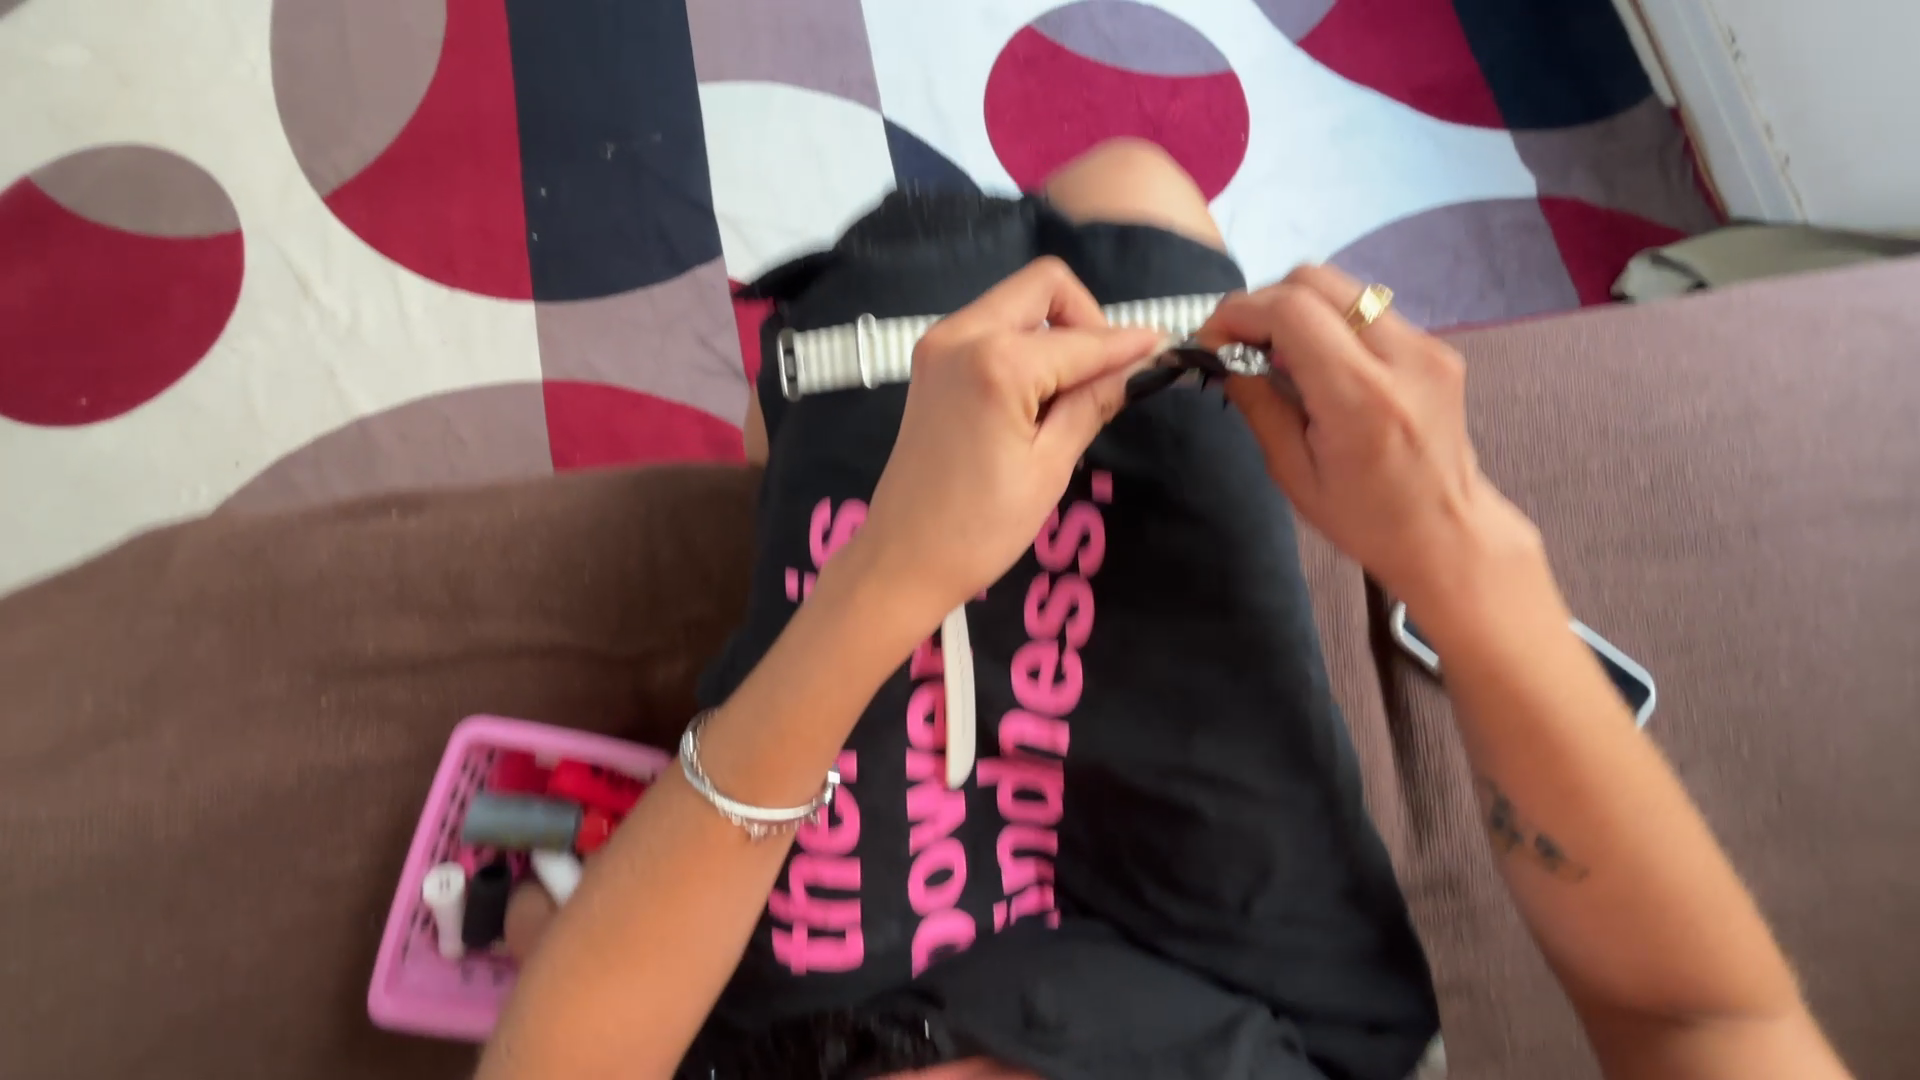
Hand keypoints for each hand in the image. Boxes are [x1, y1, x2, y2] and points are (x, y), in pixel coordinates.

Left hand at [851, 258, 1161, 623]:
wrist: (903, 559)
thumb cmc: (980, 528)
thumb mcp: (1049, 466)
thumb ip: (1094, 402)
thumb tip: (1142, 364)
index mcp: (996, 362)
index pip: (1082, 340)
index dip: (1128, 346)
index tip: (1165, 351)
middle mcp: (961, 335)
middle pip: (1043, 287)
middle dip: (1086, 320)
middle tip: (1106, 374)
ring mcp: (938, 346)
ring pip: (1015, 304)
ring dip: (1054, 332)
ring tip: (1073, 393)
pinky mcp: (930, 364)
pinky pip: (990, 330)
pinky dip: (1023, 346)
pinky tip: (1038, 395)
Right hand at [1201, 264, 1541, 616]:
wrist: (1445, 531)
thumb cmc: (1360, 517)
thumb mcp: (1291, 470)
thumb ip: (1258, 403)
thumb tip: (1222, 357)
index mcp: (1360, 397)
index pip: (1292, 310)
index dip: (1239, 311)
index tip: (1210, 338)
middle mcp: (1401, 355)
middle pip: (1316, 280)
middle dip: (1262, 302)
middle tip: (1236, 342)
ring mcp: (1426, 343)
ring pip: (1341, 287)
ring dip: (1293, 308)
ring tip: (1273, 354)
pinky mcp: (1433, 345)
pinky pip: (1364, 309)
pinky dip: (1324, 321)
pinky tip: (1312, 363)